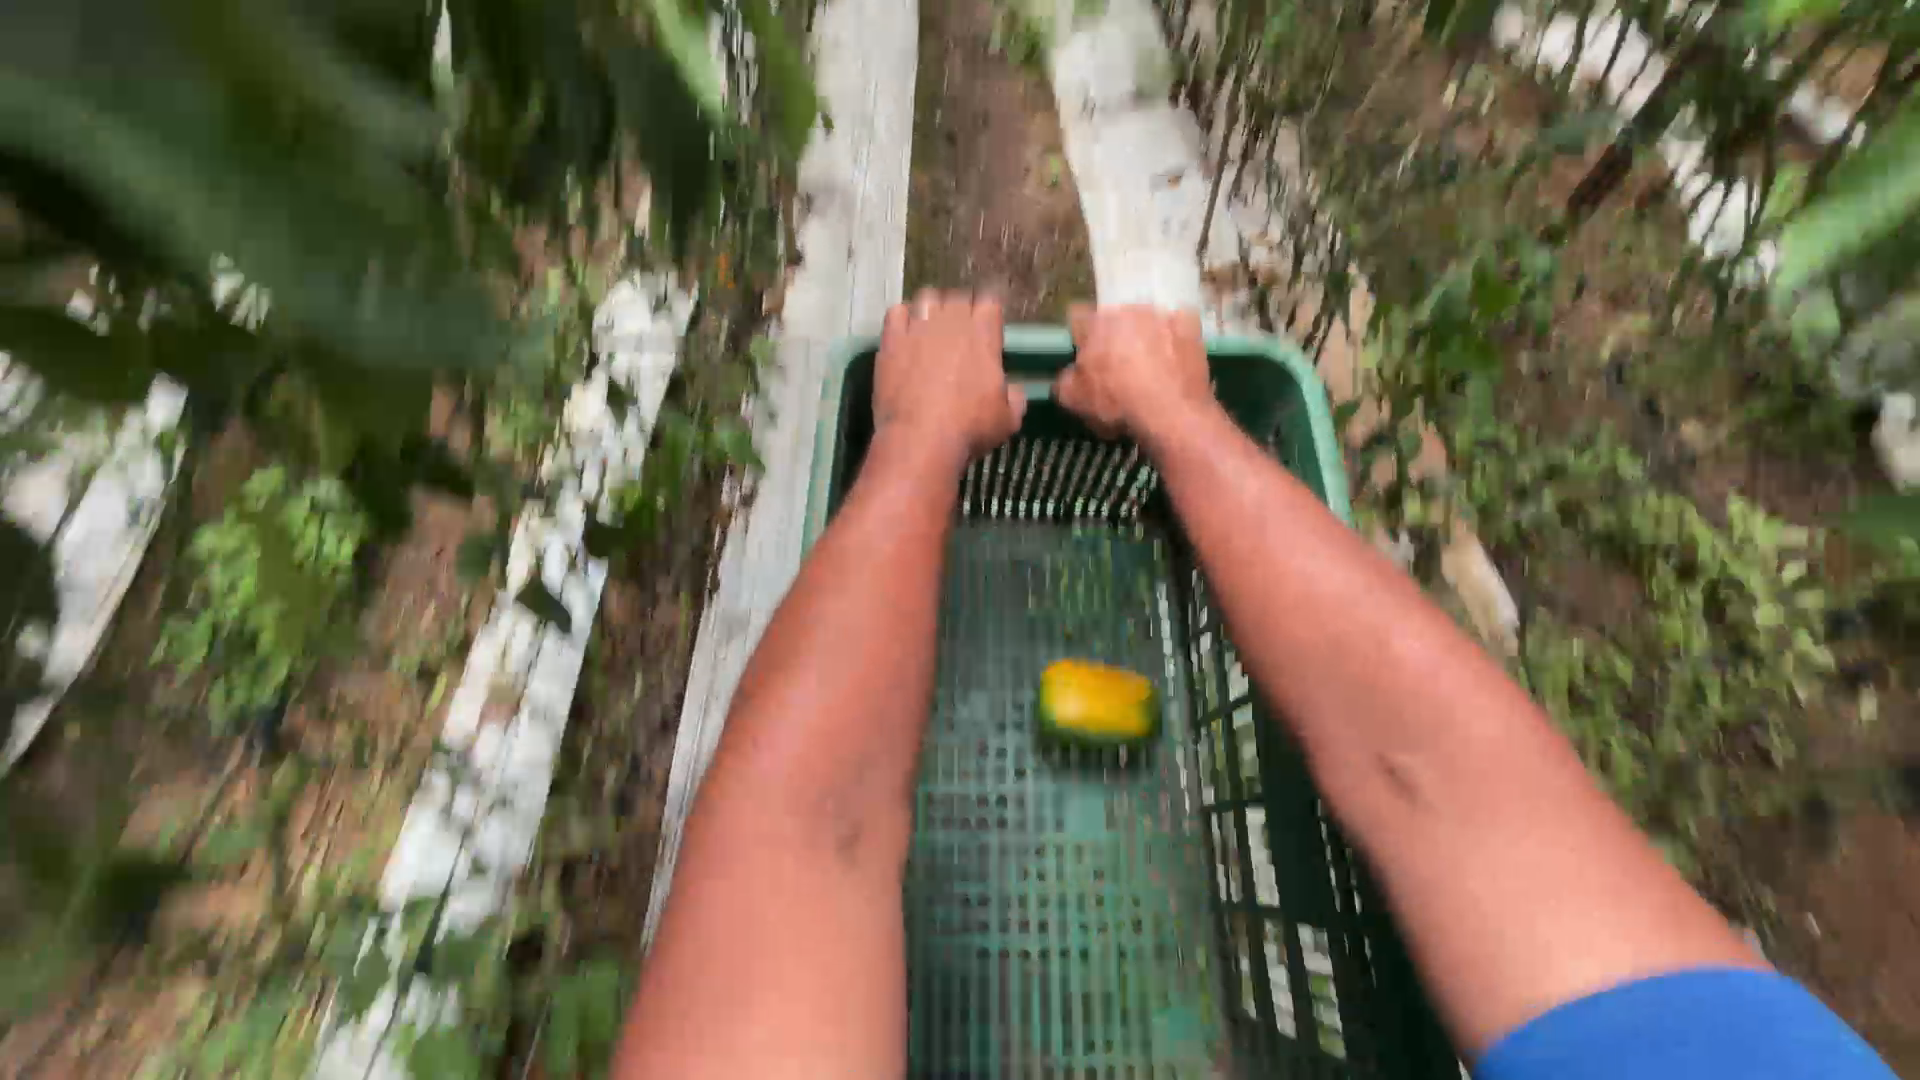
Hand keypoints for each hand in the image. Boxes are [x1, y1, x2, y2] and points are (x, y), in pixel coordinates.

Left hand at [875, 290, 1024, 464]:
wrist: (921, 440)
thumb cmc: (969, 429)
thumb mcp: (1008, 419)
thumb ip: (1014, 397)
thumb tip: (1013, 390)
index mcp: (984, 335)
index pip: (990, 303)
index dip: (988, 316)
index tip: (987, 333)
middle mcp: (951, 322)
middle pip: (958, 298)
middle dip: (960, 313)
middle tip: (959, 336)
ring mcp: (918, 327)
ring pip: (927, 298)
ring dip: (932, 310)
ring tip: (931, 331)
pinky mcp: (891, 340)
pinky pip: (896, 313)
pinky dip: (902, 319)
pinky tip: (905, 336)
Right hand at [1059, 305, 1214, 439]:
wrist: (1172, 413)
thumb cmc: (1118, 405)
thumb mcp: (1074, 401)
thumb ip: (1065, 381)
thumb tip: (1070, 375)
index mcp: (1095, 324)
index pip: (1077, 316)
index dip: (1080, 335)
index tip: (1085, 351)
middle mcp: (1128, 310)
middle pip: (1115, 316)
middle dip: (1115, 334)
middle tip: (1119, 362)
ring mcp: (1162, 314)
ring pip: (1147, 319)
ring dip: (1145, 334)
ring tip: (1150, 363)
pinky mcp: (1191, 325)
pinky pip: (1177, 326)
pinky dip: (1173, 339)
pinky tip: (1173, 360)